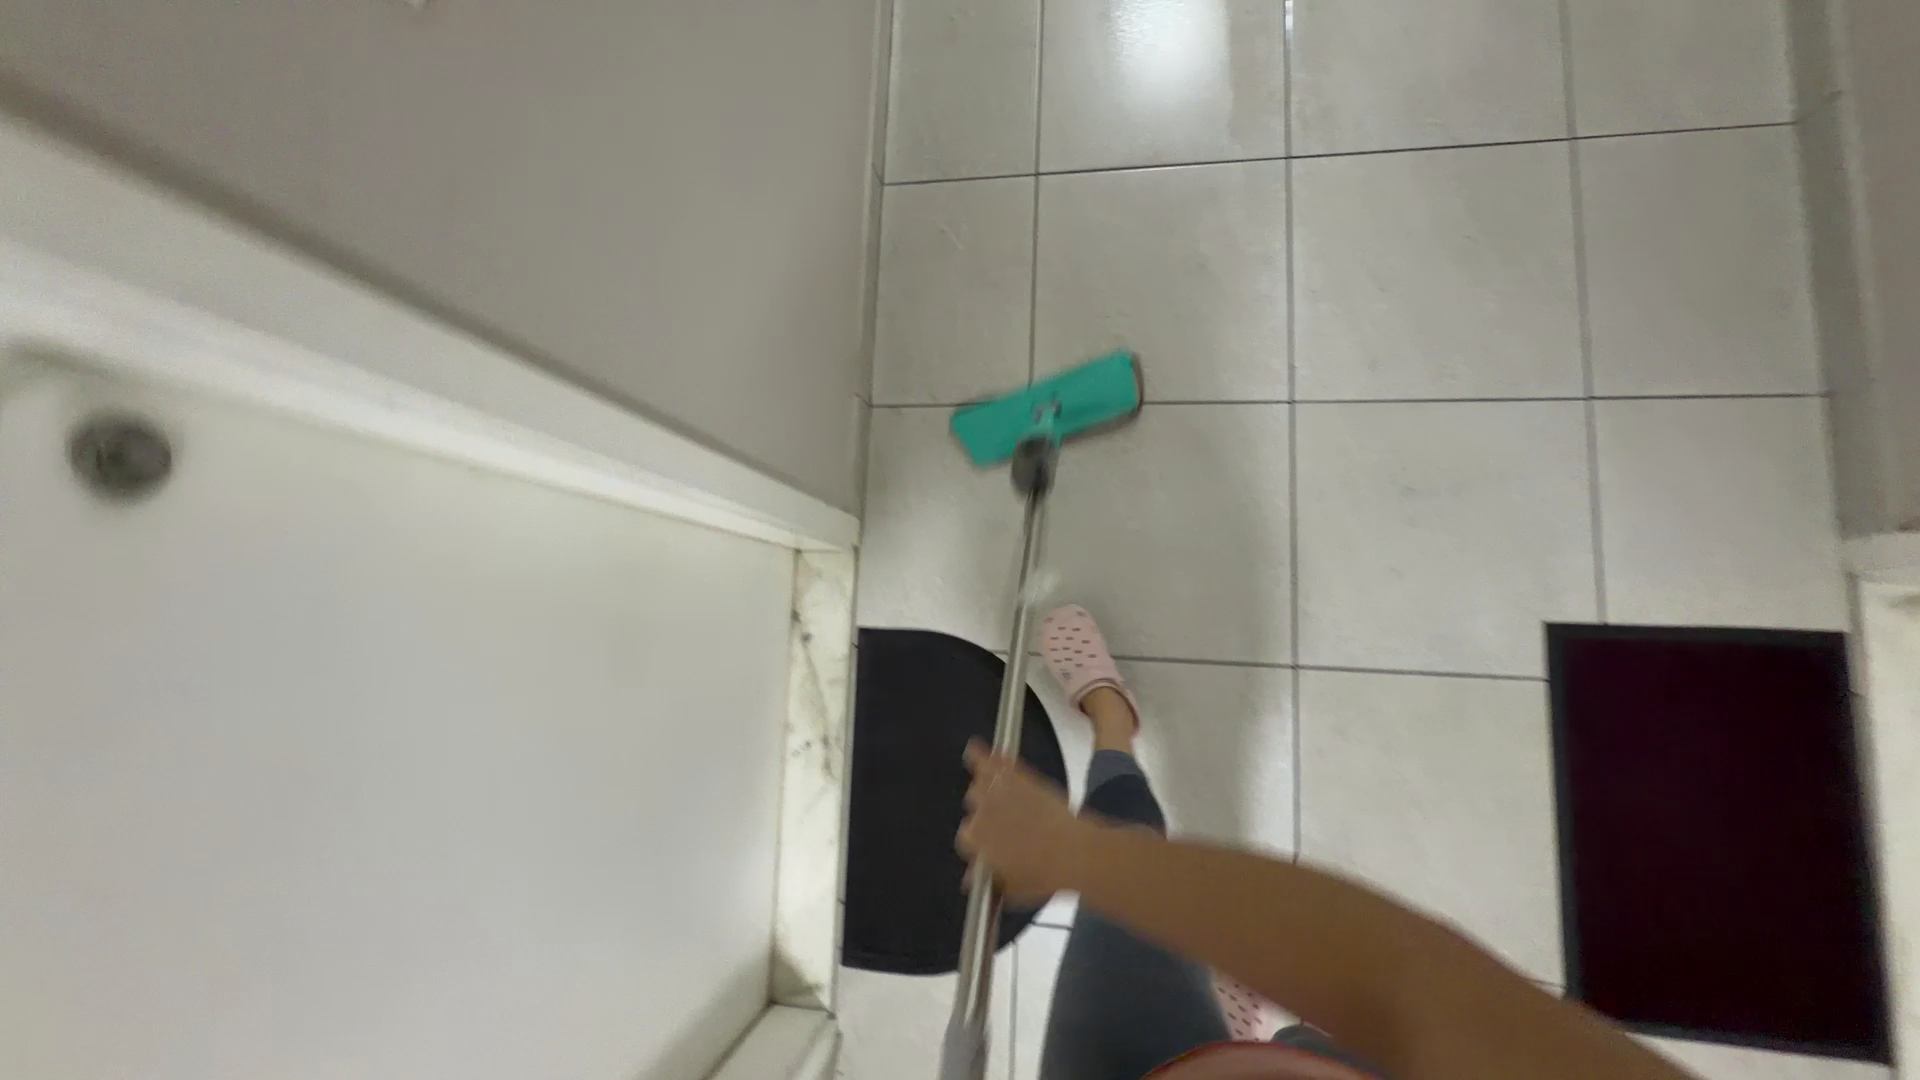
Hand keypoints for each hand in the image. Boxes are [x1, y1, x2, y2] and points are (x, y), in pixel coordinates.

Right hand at [955, 739, 1089, 904]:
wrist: (1075, 852)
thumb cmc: (1043, 876)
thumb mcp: (1013, 888)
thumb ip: (989, 881)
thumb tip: (970, 881)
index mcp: (976, 841)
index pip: (966, 837)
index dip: (980, 840)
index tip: (992, 842)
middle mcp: (981, 812)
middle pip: (973, 804)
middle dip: (985, 810)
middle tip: (1006, 819)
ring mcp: (999, 791)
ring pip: (980, 781)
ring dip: (985, 783)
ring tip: (995, 785)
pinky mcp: (1017, 776)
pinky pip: (995, 761)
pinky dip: (983, 754)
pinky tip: (977, 748)